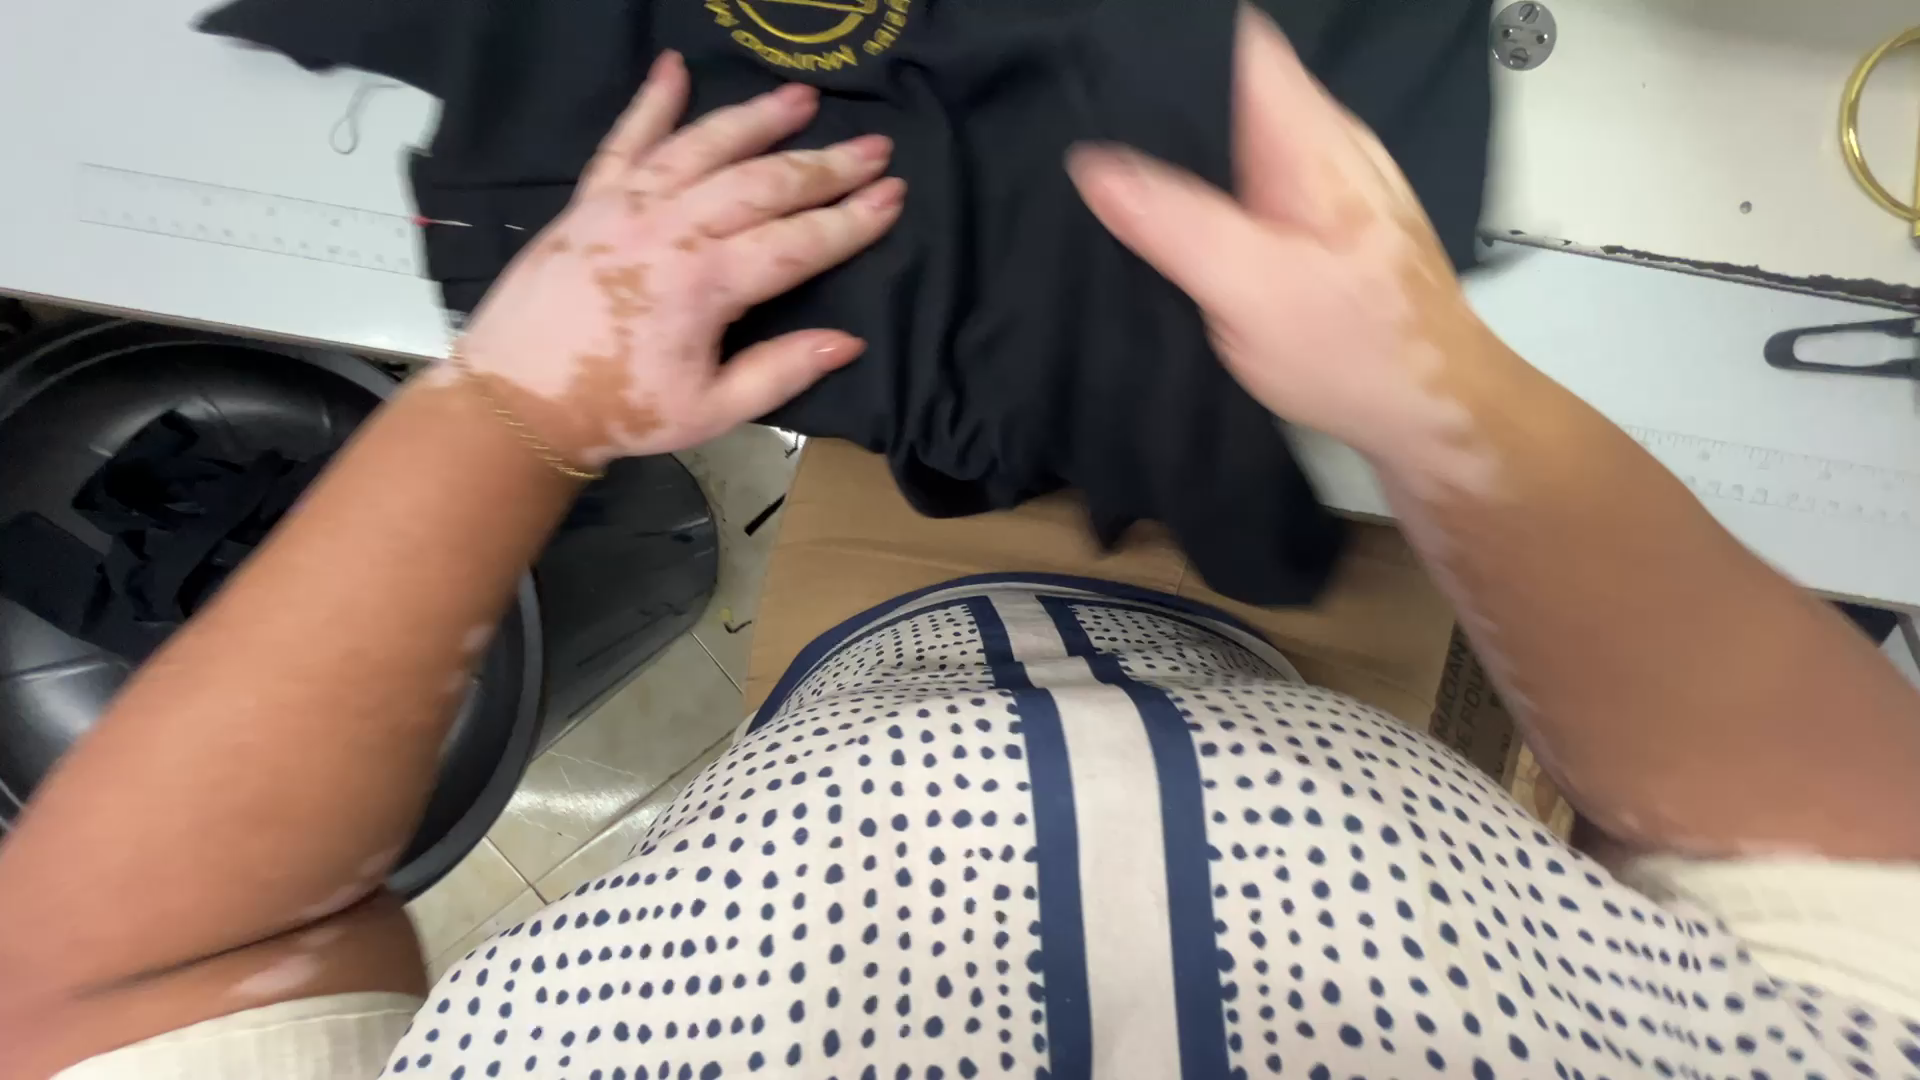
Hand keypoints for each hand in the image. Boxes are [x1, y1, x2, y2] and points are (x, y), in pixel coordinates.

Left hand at [453, 51, 904, 465]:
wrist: (522, 400)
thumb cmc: (625, 410)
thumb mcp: (715, 410)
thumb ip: (782, 371)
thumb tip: (848, 342)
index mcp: (706, 283)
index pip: (798, 243)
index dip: (851, 221)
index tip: (893, 196)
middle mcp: (671, 228)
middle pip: (763, 183)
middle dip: (825, 164)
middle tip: (874, 146)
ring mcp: (626, 205)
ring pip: (704, 146)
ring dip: (758, 118)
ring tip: (802, 97)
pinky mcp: (591, 199)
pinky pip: (626, 139)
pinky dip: (651, 103)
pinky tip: (673, 67)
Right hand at [1066, 6, 1497, 469]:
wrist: (1421, 409)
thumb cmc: (1354, 350)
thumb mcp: (1249, 289)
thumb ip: (1174, 224)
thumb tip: (1094, 168)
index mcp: (1308, 138)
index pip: (1235, 48)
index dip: (1167, 55)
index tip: (1103, 82)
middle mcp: (1316, 147)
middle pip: (1224, 94)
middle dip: (1155, 114)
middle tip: (1085, 147)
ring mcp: (1313, 189)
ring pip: (1228, 146)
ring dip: (1173, 161)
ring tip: (1109, 186)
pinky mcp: (1304, 230)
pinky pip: (1237, 192)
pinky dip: (1196, 202)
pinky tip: (1163, 231)